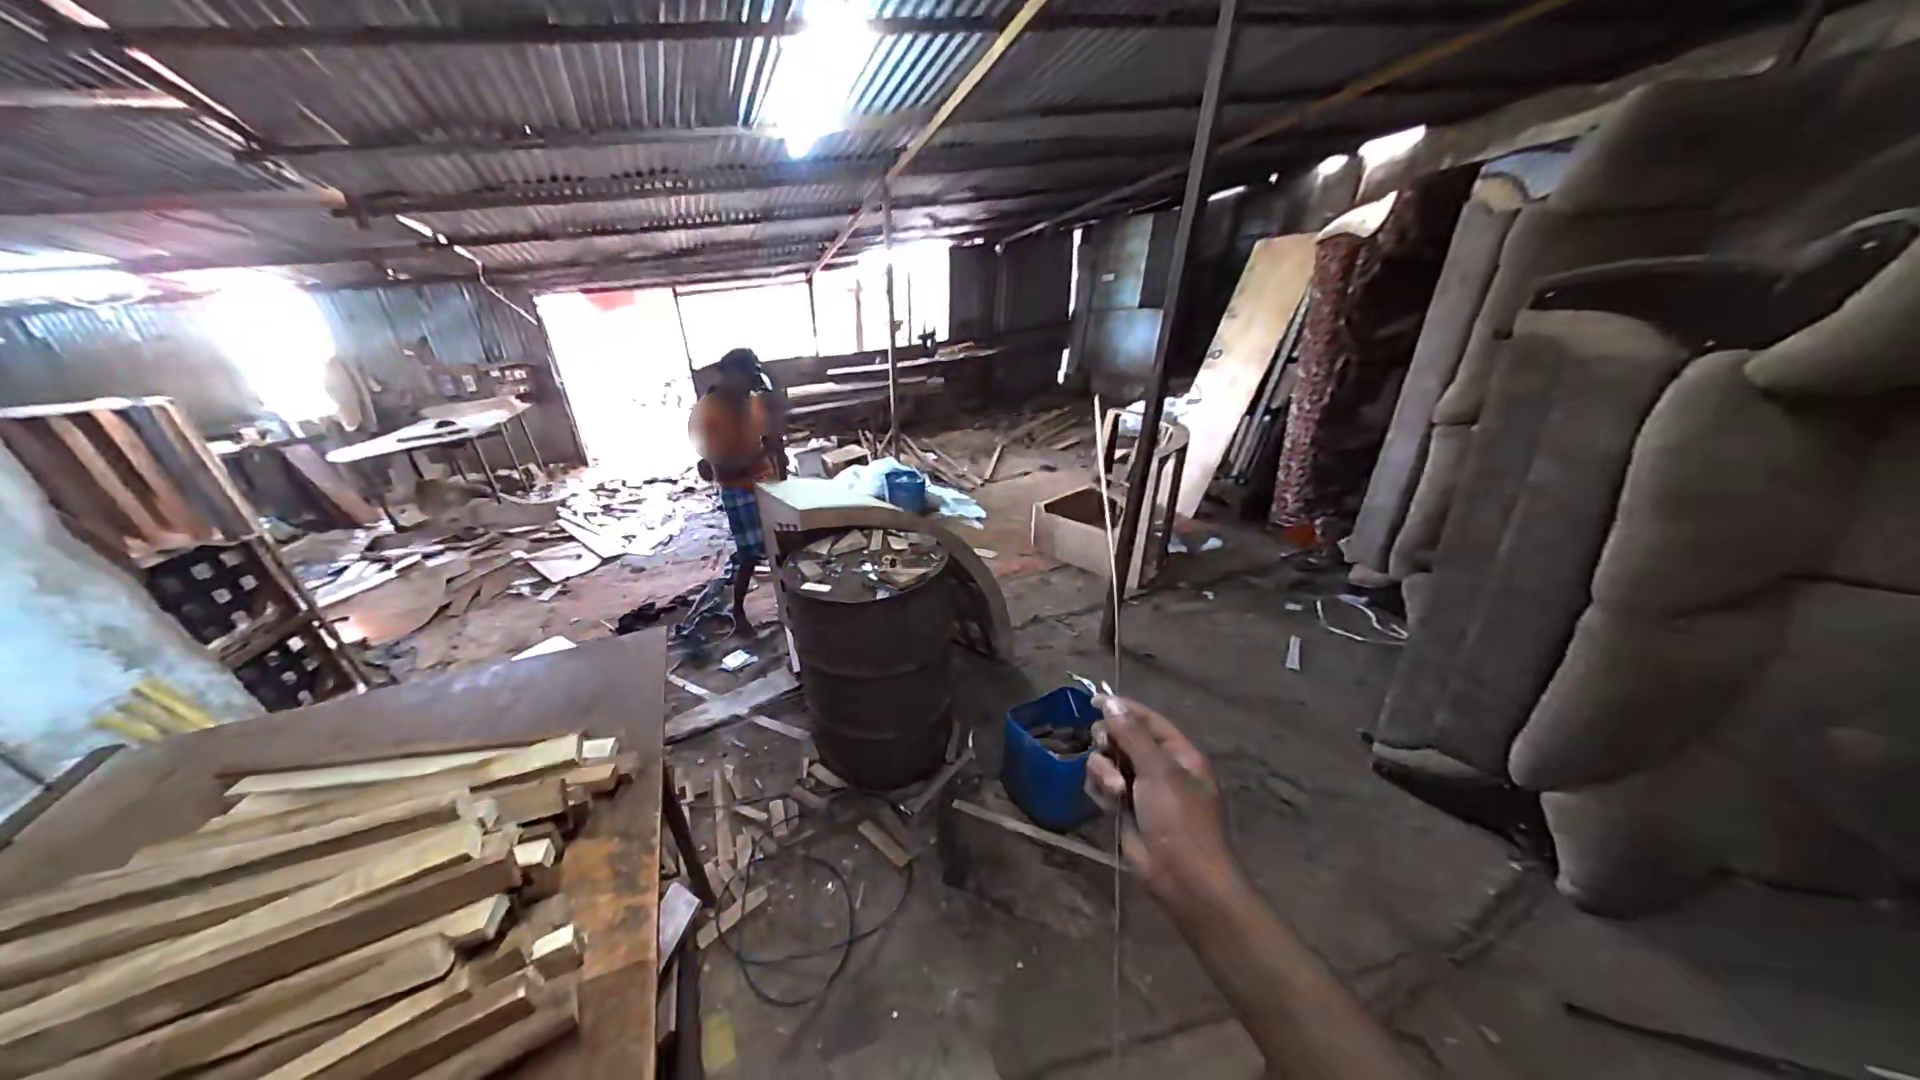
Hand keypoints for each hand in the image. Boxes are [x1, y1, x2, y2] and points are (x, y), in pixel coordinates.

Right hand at [1086, 696, 1241, 910]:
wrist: (1183, 878)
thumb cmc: (1180, 819)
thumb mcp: (1159, 771)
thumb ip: (1132, 735)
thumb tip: (1110, 702)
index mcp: (1179, 754)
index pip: (1147, 720)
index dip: (1123, 708)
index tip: (1094, 701)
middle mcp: (1159, 767)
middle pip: (1122, 738)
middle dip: (1110, 743)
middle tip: (1107, 750)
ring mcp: (1140, 789)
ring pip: (1107, 762)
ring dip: (1104, 771)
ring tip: (1114, 790)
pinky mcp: (1123, 810)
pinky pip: (1102, 786)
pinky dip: (1101, 790)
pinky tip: (1108, 802)